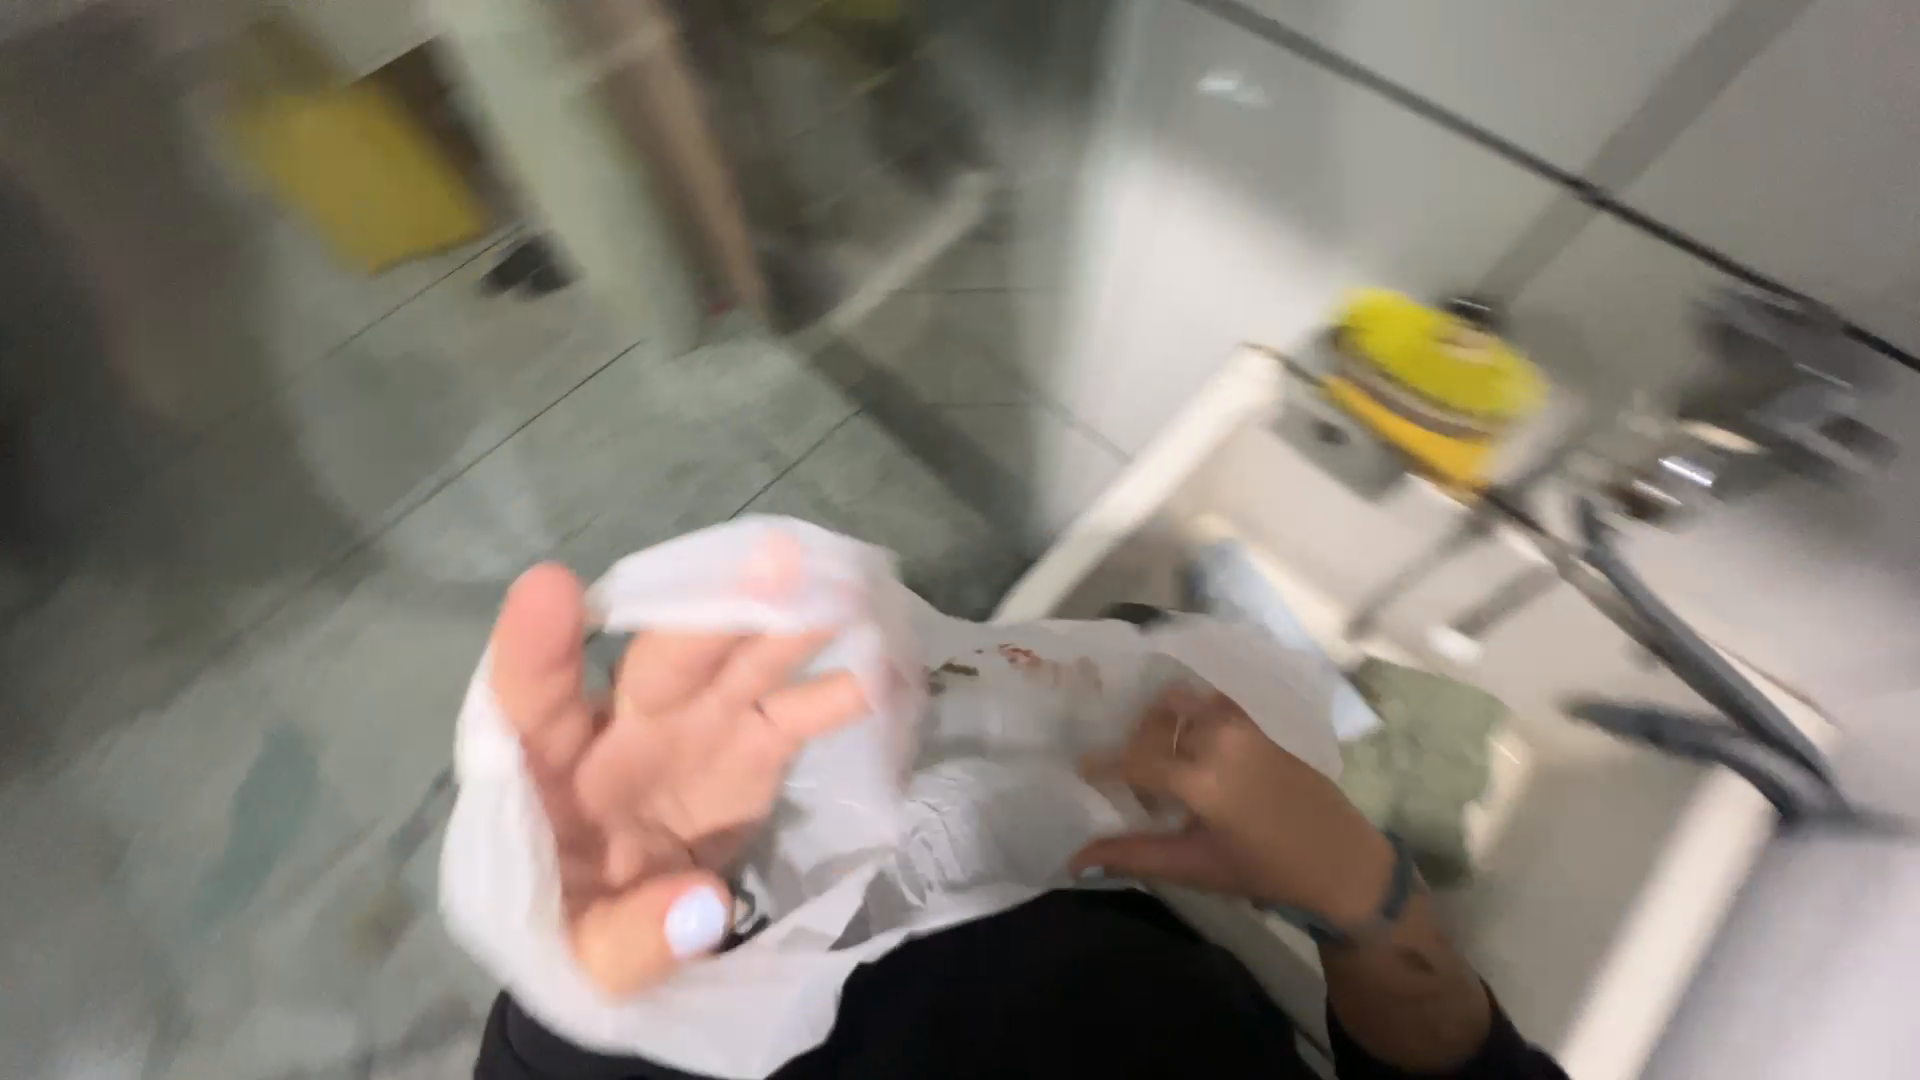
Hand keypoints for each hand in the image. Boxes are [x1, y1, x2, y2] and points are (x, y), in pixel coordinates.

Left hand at [489, 561, 867, 996]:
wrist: (641, 921)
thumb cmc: (581, 923)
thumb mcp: (584, 960)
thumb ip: (627, 940)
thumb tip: (698, 906)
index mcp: (546, 768)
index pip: (527, 699)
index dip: (538, 645)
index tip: (553, 585)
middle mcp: (626, 727)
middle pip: (664, 662)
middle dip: (712, 617)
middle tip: (774, 564)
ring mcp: (698, 727)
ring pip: (743, 664)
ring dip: (788, 626)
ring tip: (838, 588)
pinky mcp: (754, 747)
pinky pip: (796, 710)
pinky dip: (836, 690)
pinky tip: (878, 666)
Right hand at [1071, 685, 1394, 927]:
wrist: (1343, 861)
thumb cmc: (1267, 871)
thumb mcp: (1196, 867)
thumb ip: (1133, 855)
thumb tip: (1075, 861)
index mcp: (1202, 779)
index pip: (1134, 759)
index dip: (1103, 764)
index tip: (1084, 768)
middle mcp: (1218, 738)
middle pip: (1153, 723)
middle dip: (1135, 743)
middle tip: (1131, 773)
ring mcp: (1242, 724)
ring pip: (1180, 703)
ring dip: (1161, 721)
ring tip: (1161, 755)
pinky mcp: (1258, 720)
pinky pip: (1208, 702)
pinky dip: (1188, 712)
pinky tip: (1188, 741)